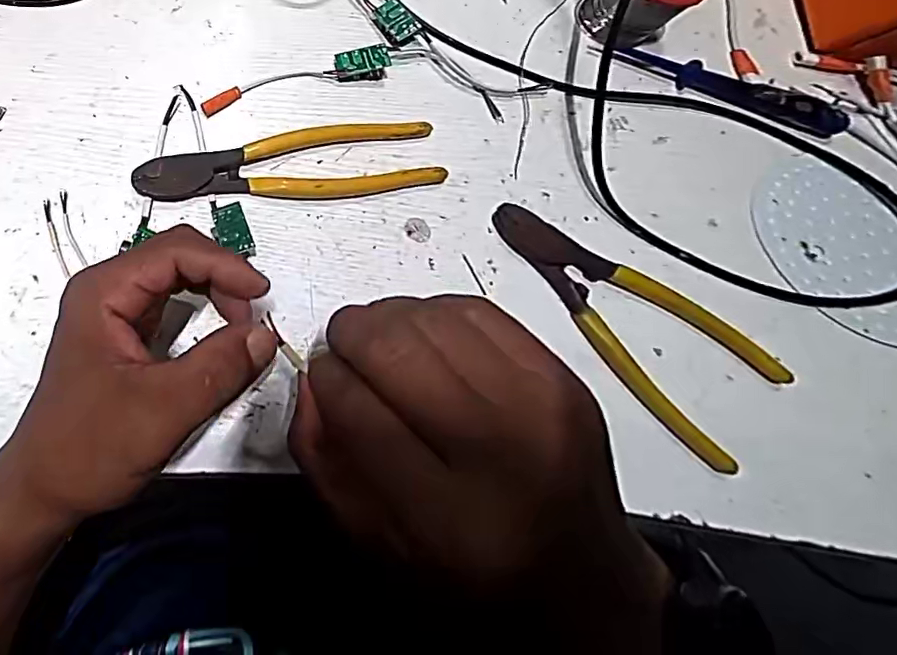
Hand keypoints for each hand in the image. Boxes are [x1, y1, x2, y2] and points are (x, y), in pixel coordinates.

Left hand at [0, 225, 276, 523]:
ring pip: (177, 275)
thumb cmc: (78, 452)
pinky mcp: (126, 329)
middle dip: (221, 275)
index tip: (256, 291)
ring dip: (215, 290)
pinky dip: (204, 309)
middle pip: (177, 254)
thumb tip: (258, 337)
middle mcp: (105, 291)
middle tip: (252, 309)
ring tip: (241, 322)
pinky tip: (221, 330)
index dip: (223, 265)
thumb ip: (216, 369)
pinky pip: (173, 301)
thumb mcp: (160, 411)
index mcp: (101, 293)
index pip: (174, 250)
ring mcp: (115, 309)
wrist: (44, 488)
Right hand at [289, 295, 669, 648]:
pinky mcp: (560, 376)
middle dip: (349, 336)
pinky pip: (471, 308)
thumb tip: (311, 381)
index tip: (323, 377)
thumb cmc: (478, 581)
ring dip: (389, 320)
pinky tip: (428, 341)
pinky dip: (434, 314)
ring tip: (386, 348)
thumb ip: (327, 461)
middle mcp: (503, 455)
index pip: (358, 407)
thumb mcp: (379, 546)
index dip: (325, 379)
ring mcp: (540, 406)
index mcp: (452, 522)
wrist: (586, 589)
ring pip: (427, 315)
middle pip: (392, 348)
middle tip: (346, 351)